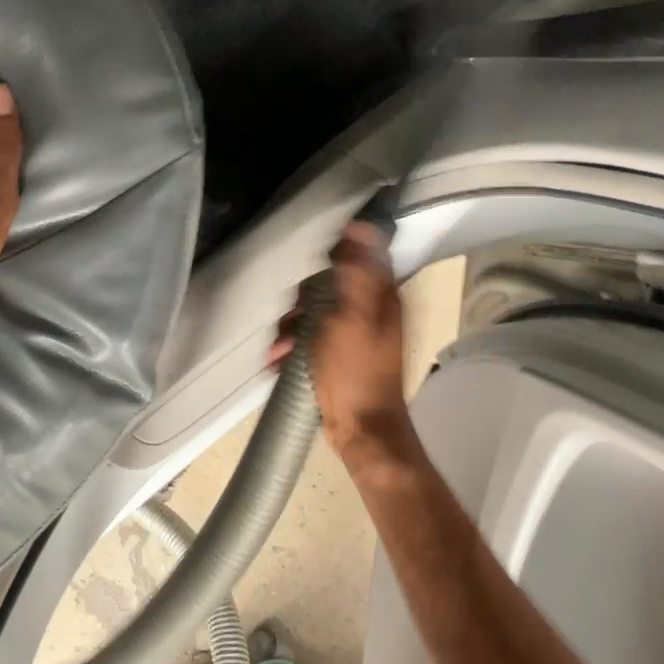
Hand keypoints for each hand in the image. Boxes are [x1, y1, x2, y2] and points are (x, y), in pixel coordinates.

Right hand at [273, 221, 409, 456]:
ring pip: (314, 313)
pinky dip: (293, 347)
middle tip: (294, 314)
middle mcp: (372, 313)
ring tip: (280, 348)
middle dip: (304, 300)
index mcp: (383, 299)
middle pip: (330, 285)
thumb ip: (357, 276)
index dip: (343, 249)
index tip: (316, 255)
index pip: (366, 255)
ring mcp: (354, 336)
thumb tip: (358, 232)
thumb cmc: (358, 374)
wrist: (362, 430)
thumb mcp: (354, 319)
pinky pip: (309, 339)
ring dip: (292, 328)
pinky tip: (279, 361)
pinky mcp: (337, 357)